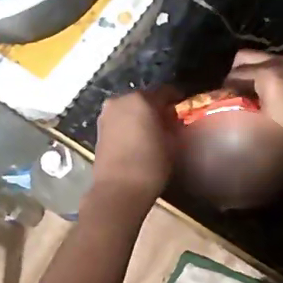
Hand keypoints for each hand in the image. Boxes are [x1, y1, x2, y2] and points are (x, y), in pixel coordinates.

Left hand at [90, 87, 176, 205]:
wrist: (118, 190)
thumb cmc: (151, 165)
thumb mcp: (172, 143)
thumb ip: (172, 124)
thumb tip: (171, 118)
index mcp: (141, 99)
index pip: (165, 92)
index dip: (176, 99)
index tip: (184, 107)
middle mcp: (120, 100)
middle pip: (144, 99)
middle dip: (156, 107)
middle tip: (168, 120)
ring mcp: (106, 115)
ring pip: (129, 110)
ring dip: (140, 117)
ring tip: (152, 131)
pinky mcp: (98, 130)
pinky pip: (119, 121)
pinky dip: (128, 126)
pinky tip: (137, 139)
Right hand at [225, 50, 282, 157]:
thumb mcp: (258, 116)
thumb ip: (241, 100)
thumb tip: (229, 96)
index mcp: (266, 72)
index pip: (236, 72)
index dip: (226, 86)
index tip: (222, 98)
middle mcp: (278, 61)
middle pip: (245, 57)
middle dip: (236, 72)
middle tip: (233, 92)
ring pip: (259, 60)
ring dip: (250, 72)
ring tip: (246, 94)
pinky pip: (272, 66)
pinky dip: (262, 75)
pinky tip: (261, 94)